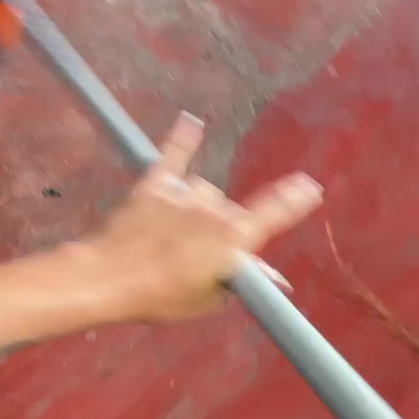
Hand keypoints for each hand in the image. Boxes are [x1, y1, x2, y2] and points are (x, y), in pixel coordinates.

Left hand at [80, 112, 321, 321]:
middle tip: (193, 253)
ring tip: (173, 230)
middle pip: (228, 209)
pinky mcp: (152, 187)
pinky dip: (182, 138)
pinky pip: (171, 157)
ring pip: (201, 190)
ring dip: (196, 205)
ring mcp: (180, 195)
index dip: (291, 200)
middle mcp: (210, 210)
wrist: (109, 277)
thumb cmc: (161, 294)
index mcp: (233, 238)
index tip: (309, 187)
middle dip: (219, 228)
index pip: (273, 212)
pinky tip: (190, 121)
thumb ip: (243, 277)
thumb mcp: (211, 296)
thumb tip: (273, 277)